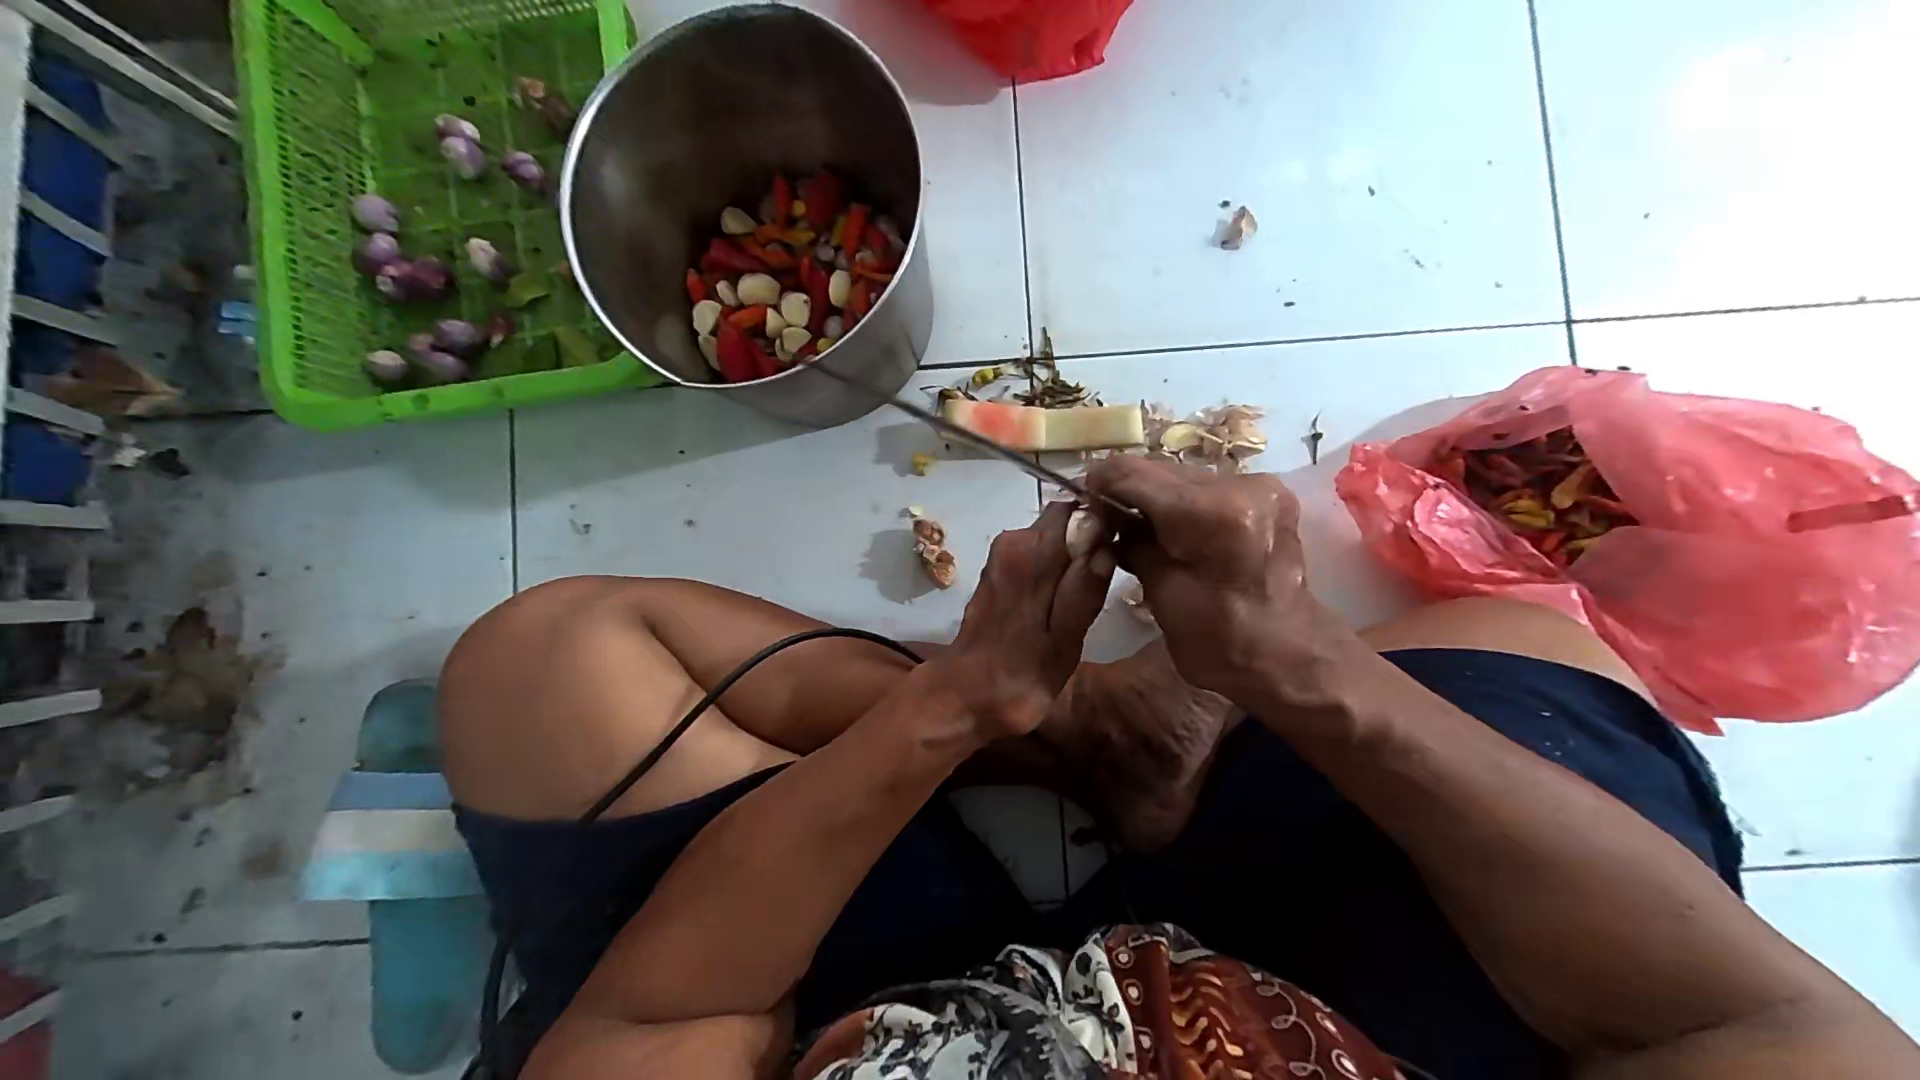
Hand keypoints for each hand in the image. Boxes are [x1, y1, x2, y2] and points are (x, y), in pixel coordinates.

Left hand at [928, 502, 1113, 742]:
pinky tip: (1063, 600)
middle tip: (1106, 579)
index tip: (1124, 546)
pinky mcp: (998, 570)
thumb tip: (1105, 549)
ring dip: (1072, 557)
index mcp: (1032, 555)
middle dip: (1088, 539)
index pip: (1076, 509)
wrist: (965, 695)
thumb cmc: (1020, 675)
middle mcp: (1013, 543)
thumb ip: (1085, 592)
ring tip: (1088, 593)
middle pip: (1063, 520)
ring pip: (1051, 537)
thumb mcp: (1064, 642)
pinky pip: (1037, 553)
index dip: (1103, 522)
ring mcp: (1002, 555)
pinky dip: (1054, 567)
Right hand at [1087, 456, 1360, 707]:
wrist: (1289, 656)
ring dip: (1148, 496)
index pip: (1134, 474)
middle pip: (1158, 469)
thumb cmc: (1220, 642)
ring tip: (1128, 526)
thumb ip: (1129, 542)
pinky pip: (1202, 486)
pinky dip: (1175, 502)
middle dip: (1122, 490)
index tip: (1077, 502)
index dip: (1097, 483)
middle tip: (1097, 519)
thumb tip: (1097, 516)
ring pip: (1179, 475)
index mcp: (1213, 514)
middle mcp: (1240, 485)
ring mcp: (1259, 485)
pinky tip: (1163, 528)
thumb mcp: (1160, 593)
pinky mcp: (1265, 492)